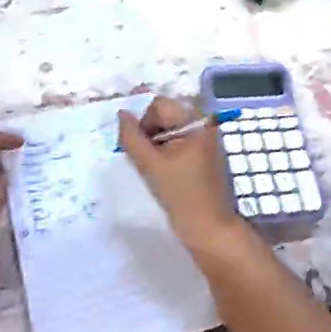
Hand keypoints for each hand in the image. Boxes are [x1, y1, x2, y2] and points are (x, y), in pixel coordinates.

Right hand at [117, 98, 245, 252]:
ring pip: (169, 128)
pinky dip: (164, 149)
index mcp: (196, 121)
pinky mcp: (202, 153)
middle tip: (141, 156)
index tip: (135, 144)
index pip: (159, 104)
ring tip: (150, 165)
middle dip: (148, 130)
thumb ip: (131, 136)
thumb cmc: (180, 194)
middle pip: (165, 113)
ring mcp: (204, 138)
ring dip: (154, 141)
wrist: (209, 227)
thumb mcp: (149, 164)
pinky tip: (160, 169)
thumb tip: (121, 113)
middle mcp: (203, 123)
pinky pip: (177, 140)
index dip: (143, 120)